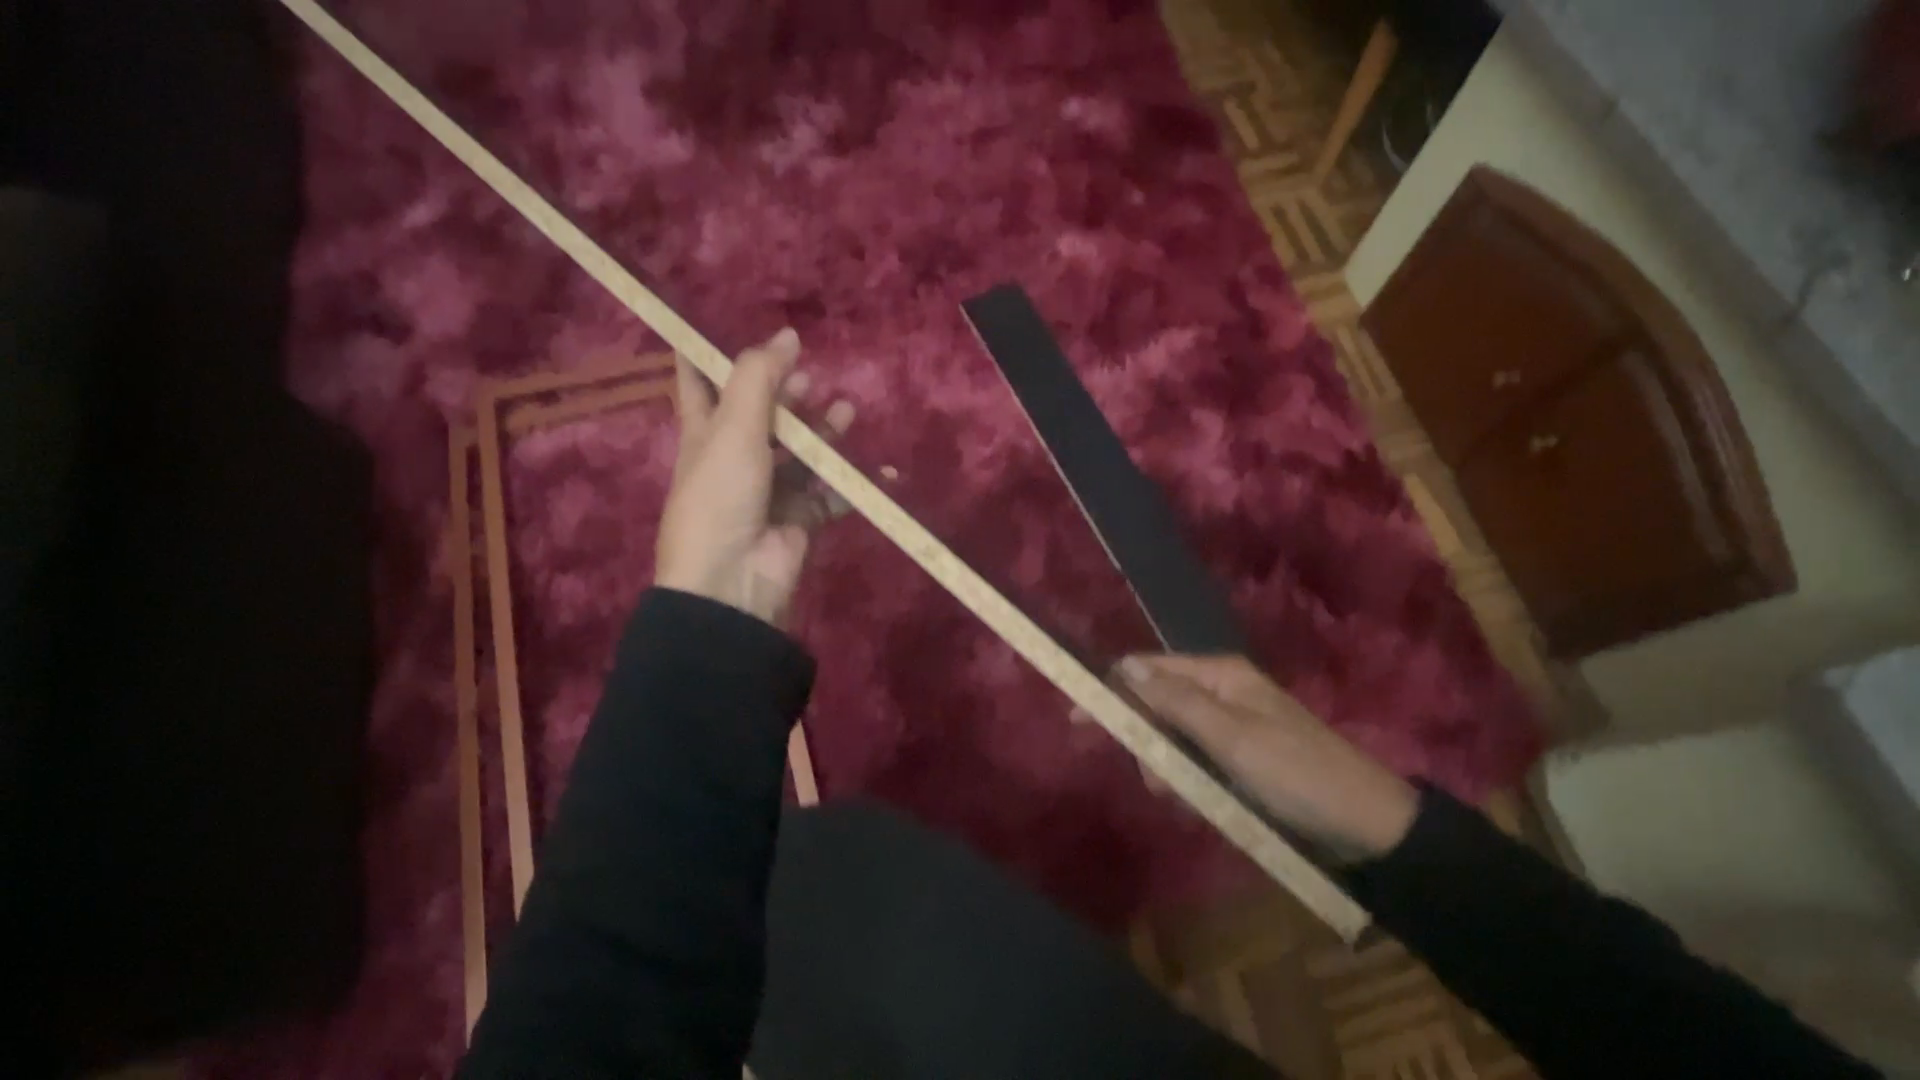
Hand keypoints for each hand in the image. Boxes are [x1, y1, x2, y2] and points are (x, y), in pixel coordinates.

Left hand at [655, 329, 851, 627]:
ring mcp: (769, 490)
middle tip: (810, 374)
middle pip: (763, 415)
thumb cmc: (721, 495)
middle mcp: (735, 458)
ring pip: (801, 452)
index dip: (704, 355)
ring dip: (824, 431)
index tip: (717, 325)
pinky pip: (832, 494)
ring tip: (847, 410)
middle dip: (785, 392)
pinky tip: (882, 471)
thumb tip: (788, 335)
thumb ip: (760, 377)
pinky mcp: (800, 518)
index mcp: (704, 433)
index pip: (698, 384)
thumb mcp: (733, 427)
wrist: (731, 580)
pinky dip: (856, 484)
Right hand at [1115, 654, 1418, 862]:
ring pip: (1174, 742)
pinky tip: (1202, 809)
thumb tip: (1123, 665)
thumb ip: (1174, 701)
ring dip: (1170, 772)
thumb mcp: (1230, 736)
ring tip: (1187, 804)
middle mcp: (1222, 694)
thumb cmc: (1295, 772)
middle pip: (1157, 706)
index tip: (1078, 721)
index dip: (1111, 690)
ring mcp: (1233, 729)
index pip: (1147, 670)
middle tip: (1156, 785)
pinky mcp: (1242, 762)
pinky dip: (1192, 786)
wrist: (1366, 824)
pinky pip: (1197, 766)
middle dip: (1147, 744)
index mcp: (1220, 676)